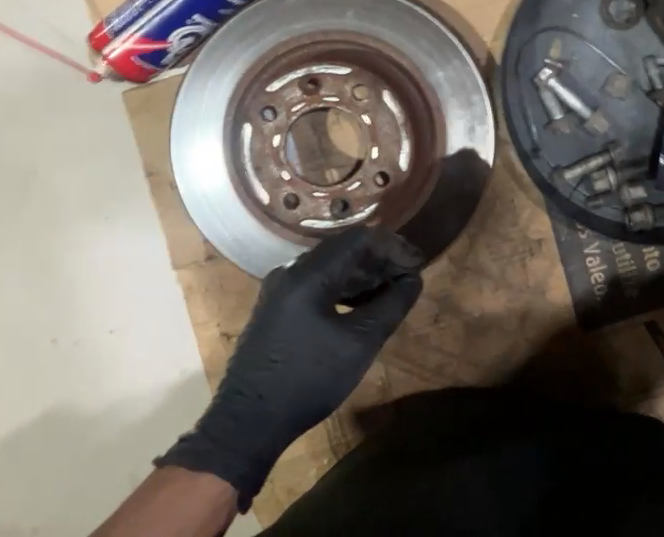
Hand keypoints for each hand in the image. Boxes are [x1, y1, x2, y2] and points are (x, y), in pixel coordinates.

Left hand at [156, 228, 422, 509]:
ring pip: (331, 266)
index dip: (394, 247)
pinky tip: (362, 307)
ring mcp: (280, 290)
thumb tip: (413, 280)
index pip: (360, 238)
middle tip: (409, 278)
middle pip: (345, 249)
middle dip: (381, 260)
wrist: (246, 424)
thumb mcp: (360, 344)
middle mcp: (291, 272)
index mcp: (308, 274)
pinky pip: (317, 284)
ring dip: (364, 275)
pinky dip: (345, 288)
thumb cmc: (308, 380)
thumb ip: (392, 305)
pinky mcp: (276, 308)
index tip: (417, 266)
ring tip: (391, 292)